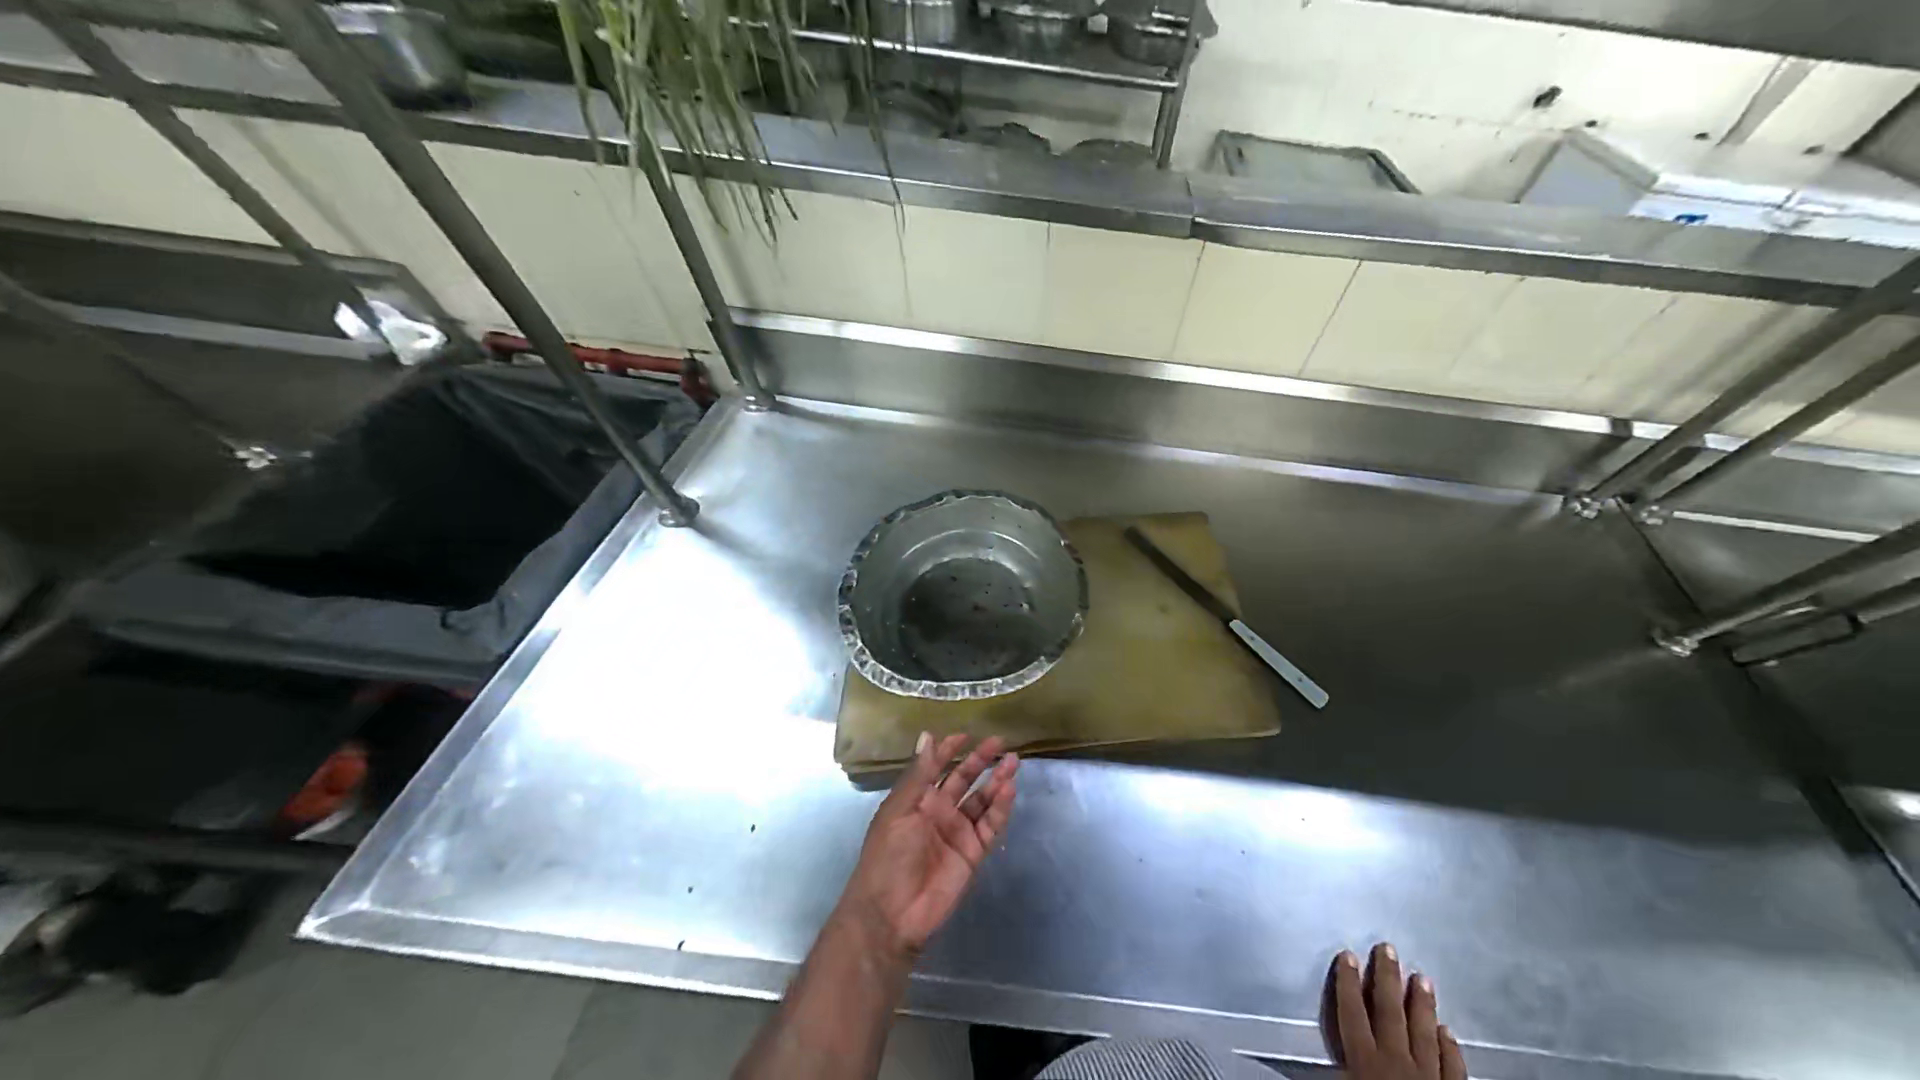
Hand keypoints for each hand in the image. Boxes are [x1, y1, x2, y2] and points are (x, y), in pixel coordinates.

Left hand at [834, 733, 1019, 959]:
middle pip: (964, 780)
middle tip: (1000, 742)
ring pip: (981, 800)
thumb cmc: (887, 856)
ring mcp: (957, 832)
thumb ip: (920, 774)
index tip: (966, 734)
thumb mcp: (900, 809)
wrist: (892, 913)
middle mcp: (939, 811)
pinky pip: (990, 825)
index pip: (936, 767)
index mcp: (916, 799)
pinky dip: (1001, 808)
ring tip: (1013, 762)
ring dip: (997, 782)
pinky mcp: (973, 853)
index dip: (950, 750)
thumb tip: (929, 735)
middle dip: (980, 761)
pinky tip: (1009, 790)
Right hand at [1326, 943, 1466, 1079]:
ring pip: (1424, 1034)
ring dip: (1422, 1005)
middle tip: (1388, 948)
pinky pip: (1452, 1069)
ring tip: (1423, 977)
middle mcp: (1396, 1062)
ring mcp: (1429, 1079)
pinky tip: (1448, 1032)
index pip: (1352, 1013)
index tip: (1347, 954)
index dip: (1346, 983)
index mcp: (1365, 1062)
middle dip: (1387, 978)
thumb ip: (1332, 1073)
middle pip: (1389, 1012)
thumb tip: (1309, 1059)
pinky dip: (1450, 1048)